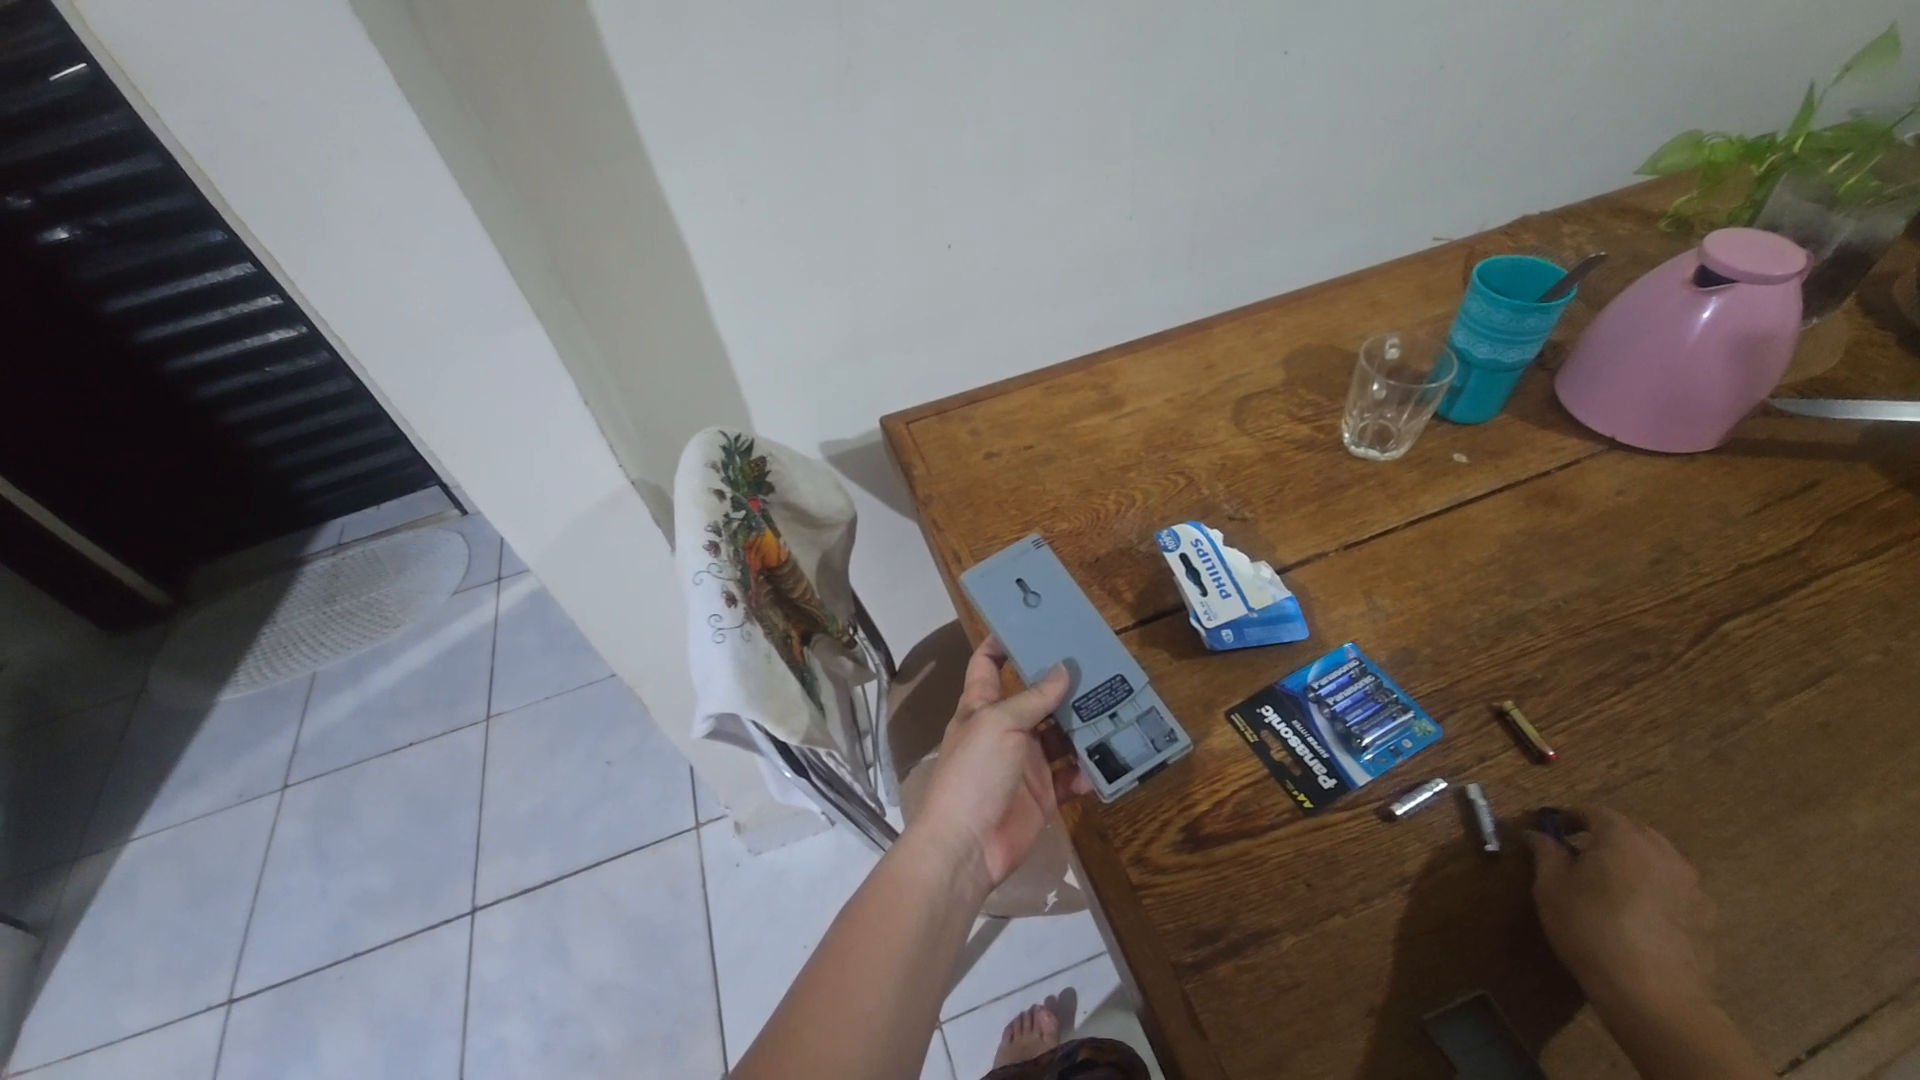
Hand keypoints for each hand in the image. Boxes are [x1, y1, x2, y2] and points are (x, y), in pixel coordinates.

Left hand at [910, 638, 1089, 892]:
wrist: (969, 846)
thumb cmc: (974, 773)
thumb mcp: (999, 724)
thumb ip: (1033, 698)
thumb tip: (1063, 668)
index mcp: (982, 707)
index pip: (987, 665)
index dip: (1002, 644)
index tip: (1031, 623)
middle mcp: (1004, 730)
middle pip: (1035, 699)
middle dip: (1063, 684)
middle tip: (1100, 665)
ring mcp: (1024, 763)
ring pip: (1059, 737)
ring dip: (1083, 726)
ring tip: (1115, 707)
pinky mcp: (1042, 795)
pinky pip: (1070, 777)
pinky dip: (1087, 770)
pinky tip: (1108, 759)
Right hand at [1526, 807, 1716, 1013]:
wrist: (1652, 993)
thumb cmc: (1590, 929)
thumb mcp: (1550, 888)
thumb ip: (1545, 853)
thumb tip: (1538, 834)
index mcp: (1622, 838)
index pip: (1594, 812)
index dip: (1570, 818)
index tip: (1553, 831)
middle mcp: (1663, 853)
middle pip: (1632, 832)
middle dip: (1606, 837)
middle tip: (1581, 857)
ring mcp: (1692, 886)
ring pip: (1658, 861)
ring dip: (1634, 864)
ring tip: (1612, 888)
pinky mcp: (1708, 917)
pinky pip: (1676, 890)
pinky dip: (1656, 891)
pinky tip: (1640, 917)